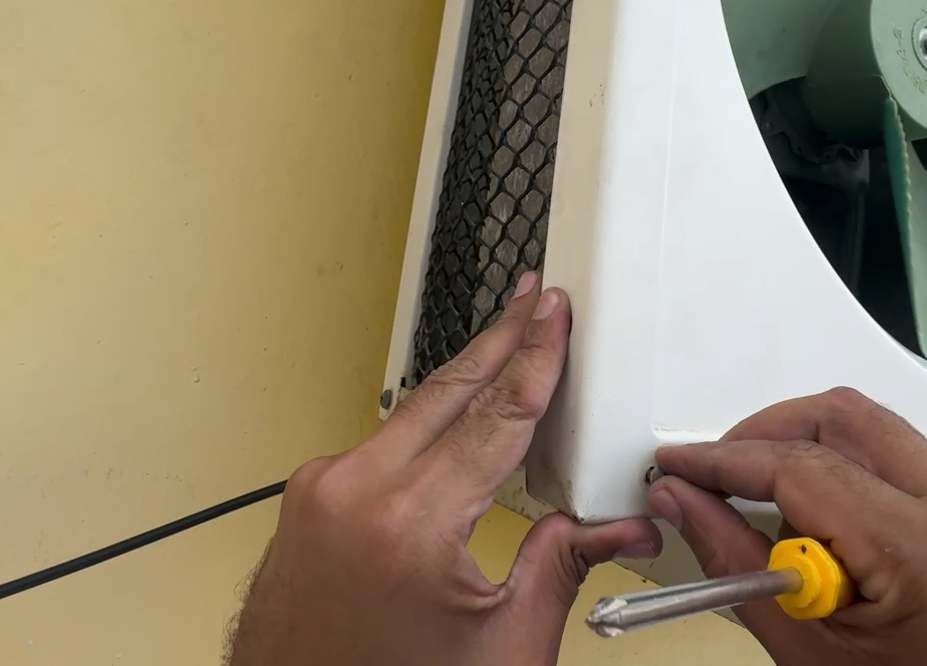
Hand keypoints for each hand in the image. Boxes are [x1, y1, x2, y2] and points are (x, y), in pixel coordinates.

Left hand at [227, 272, 661, 665]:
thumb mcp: (500, 652)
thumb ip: (560, 569)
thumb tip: (616, 529)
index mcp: (409, 527)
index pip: (497, 414)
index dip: (536, 356)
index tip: (553, 314)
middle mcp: (355, 491)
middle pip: (452, 386)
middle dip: (503, 333)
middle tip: (534, 295)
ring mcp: (323, 486)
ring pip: (417, 403)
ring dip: (469, 367)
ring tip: (508, 332)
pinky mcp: (310, 491)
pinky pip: (386, 433)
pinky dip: (430, 410)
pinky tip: (458, 398)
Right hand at [650, 388, 926, 665]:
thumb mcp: (815, 661)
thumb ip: (739, 568)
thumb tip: (685, 502)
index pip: (803, 468)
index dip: (727, 460)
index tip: (683, 464)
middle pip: (845, 418)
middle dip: (768, 432)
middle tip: (720, 471)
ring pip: (878, 430)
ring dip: (811, 449)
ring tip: (774, 505)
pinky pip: (910, 463)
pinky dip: (855, 475)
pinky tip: (832, 527)